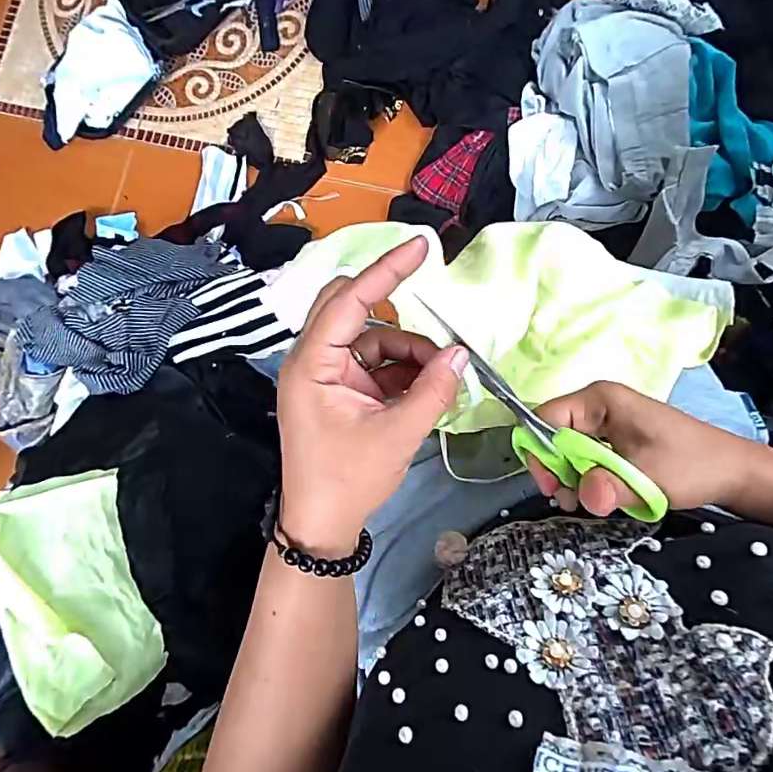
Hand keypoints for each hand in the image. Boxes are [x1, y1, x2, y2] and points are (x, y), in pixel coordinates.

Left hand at [277, 237, 467, 556]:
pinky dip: (403, 370)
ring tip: (438, 379)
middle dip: (398, 315)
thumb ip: (432, 392)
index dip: (388, 270)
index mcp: (312, 365)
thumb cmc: (347, 481)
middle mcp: (314, 361)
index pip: (349, 300)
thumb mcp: (397, 436)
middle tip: (432, 317)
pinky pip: (375, 363)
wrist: (322, 524)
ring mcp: (327, 375)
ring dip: (408, 351)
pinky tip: (426, 388)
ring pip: (371, 337)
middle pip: (352, 308)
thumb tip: (461, 355)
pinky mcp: (341, 391)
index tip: (421, 246)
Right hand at [524, 381, 765, 515]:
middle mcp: (599, 406)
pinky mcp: (616, 441)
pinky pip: (587, 458)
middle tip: (574, 500)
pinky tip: (606, 494)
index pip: (545, 419)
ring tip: (596, 500)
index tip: (553, 487)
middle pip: (553, 437)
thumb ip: (611, 487)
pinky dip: (590, 480)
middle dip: (558, 472)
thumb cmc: (693, 465)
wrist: (733, 472)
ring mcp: (608, 423)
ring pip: (568, 452)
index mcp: (601, 400)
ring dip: (574, 480)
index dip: (541, 453)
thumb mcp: (649, 478)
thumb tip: (583, 496)